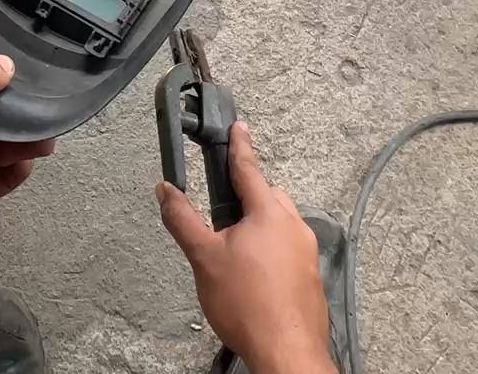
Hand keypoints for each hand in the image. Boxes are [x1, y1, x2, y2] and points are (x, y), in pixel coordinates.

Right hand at [158, 122, 335, 373]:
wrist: (287, 356)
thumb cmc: (248, 304)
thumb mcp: (204, 257)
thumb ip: (182, 219)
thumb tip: (165, 190)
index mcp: (269, 213)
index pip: (249, 168)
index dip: (241, 145)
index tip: (240, 126)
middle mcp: (293, 227)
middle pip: (269, 195)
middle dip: (250, 193)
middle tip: (226, 208)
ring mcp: (307, 254)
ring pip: (281, 223)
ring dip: (261, 223)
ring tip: (236, 248)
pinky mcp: (312, 278)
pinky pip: (290, 248)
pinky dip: (272, 249)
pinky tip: (255, 273)